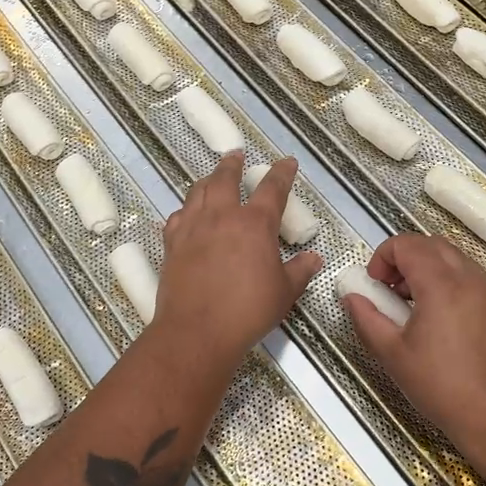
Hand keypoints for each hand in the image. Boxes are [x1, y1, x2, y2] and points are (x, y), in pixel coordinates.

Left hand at [152, 152, 322, 366]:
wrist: (197, 331)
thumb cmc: (248, 311)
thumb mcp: (284, 292)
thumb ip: (299, 271)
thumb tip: (314, 258)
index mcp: (255, 224)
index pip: (272, 188)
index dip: (282, 173)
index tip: (287, 162)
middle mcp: (222, 217)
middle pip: (225, 178)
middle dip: (233, 164)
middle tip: (236, 155)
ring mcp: (192, 228)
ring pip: (197, 191)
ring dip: (207, 180)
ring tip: (211, 178)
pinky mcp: (172, 243)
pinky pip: (177, 216)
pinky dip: (186, 210)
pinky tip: (187, 214)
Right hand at [341, 233, 485, 447]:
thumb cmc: (441, 386)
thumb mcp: (392, 354)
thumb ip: (367, 319)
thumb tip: (352, 298)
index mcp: (441, 284)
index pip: (407, 245)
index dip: (382, 257)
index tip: (374, 285)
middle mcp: (468, 278)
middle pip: (431, 243)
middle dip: (404, 257)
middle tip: (389, 290)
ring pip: (453, 257)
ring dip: (426, 267)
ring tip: (411, 303)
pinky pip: (469, 276)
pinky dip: (447, 280)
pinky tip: (437, 317)